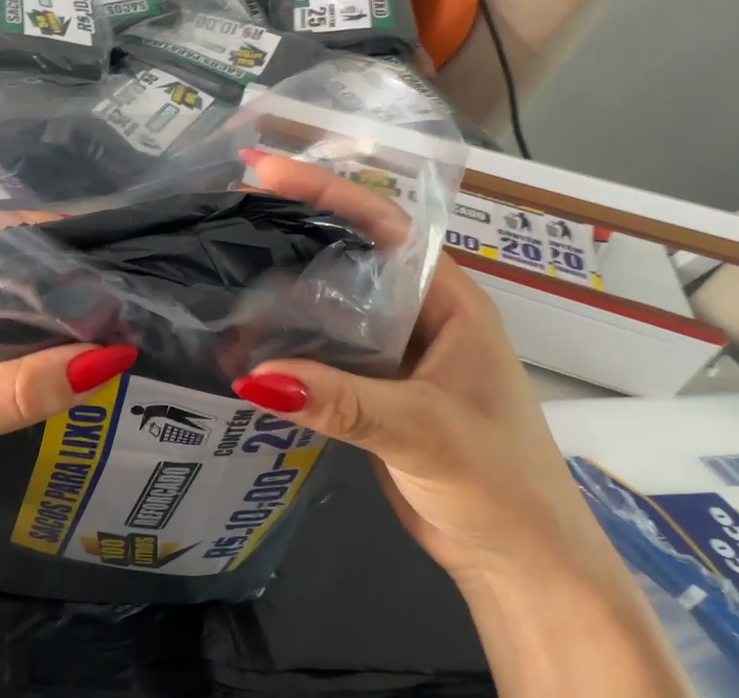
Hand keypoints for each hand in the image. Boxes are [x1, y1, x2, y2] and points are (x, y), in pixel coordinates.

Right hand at [232, 153, 612, 584]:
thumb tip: (253, 373)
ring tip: (216, 270)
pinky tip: (237, 340)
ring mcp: (392, 356)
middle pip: (346, 256)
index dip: (326, 192)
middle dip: (289, 230)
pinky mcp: (369, 391)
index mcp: (449, 304)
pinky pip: (317, 351)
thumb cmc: (501, 485)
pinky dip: (279, 343)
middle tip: (223, 214)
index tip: (264, 172)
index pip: (384, 227)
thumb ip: (344, 402)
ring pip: (325, 305)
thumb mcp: (425, 433)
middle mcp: (417, 318)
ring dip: (276, 291)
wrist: (522, 566)